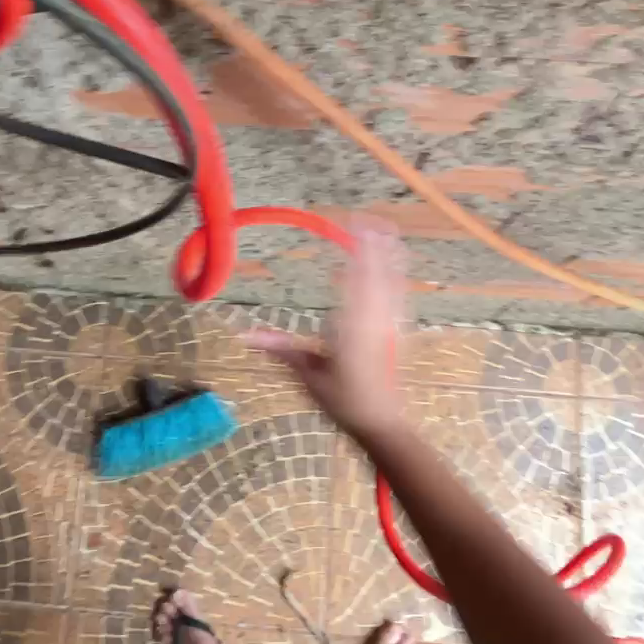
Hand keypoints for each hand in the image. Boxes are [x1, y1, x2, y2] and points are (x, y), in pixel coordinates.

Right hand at [247, 220, 407, 434]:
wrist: (380, 423)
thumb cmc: (342, 401)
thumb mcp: (307, 376)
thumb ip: (281, 350)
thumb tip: (245, 334)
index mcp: (351, 329)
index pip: (355, 283)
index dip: (357, 254)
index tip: (355, 229)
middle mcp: (374, 322)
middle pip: (376, 277)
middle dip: (374, 248)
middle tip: (372, 220)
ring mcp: (389, 326)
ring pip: (391, 284)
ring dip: (388, 257)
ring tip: (387, 231)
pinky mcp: (397, 332)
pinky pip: (398, 297)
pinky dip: (397, 276)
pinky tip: (397, 264)